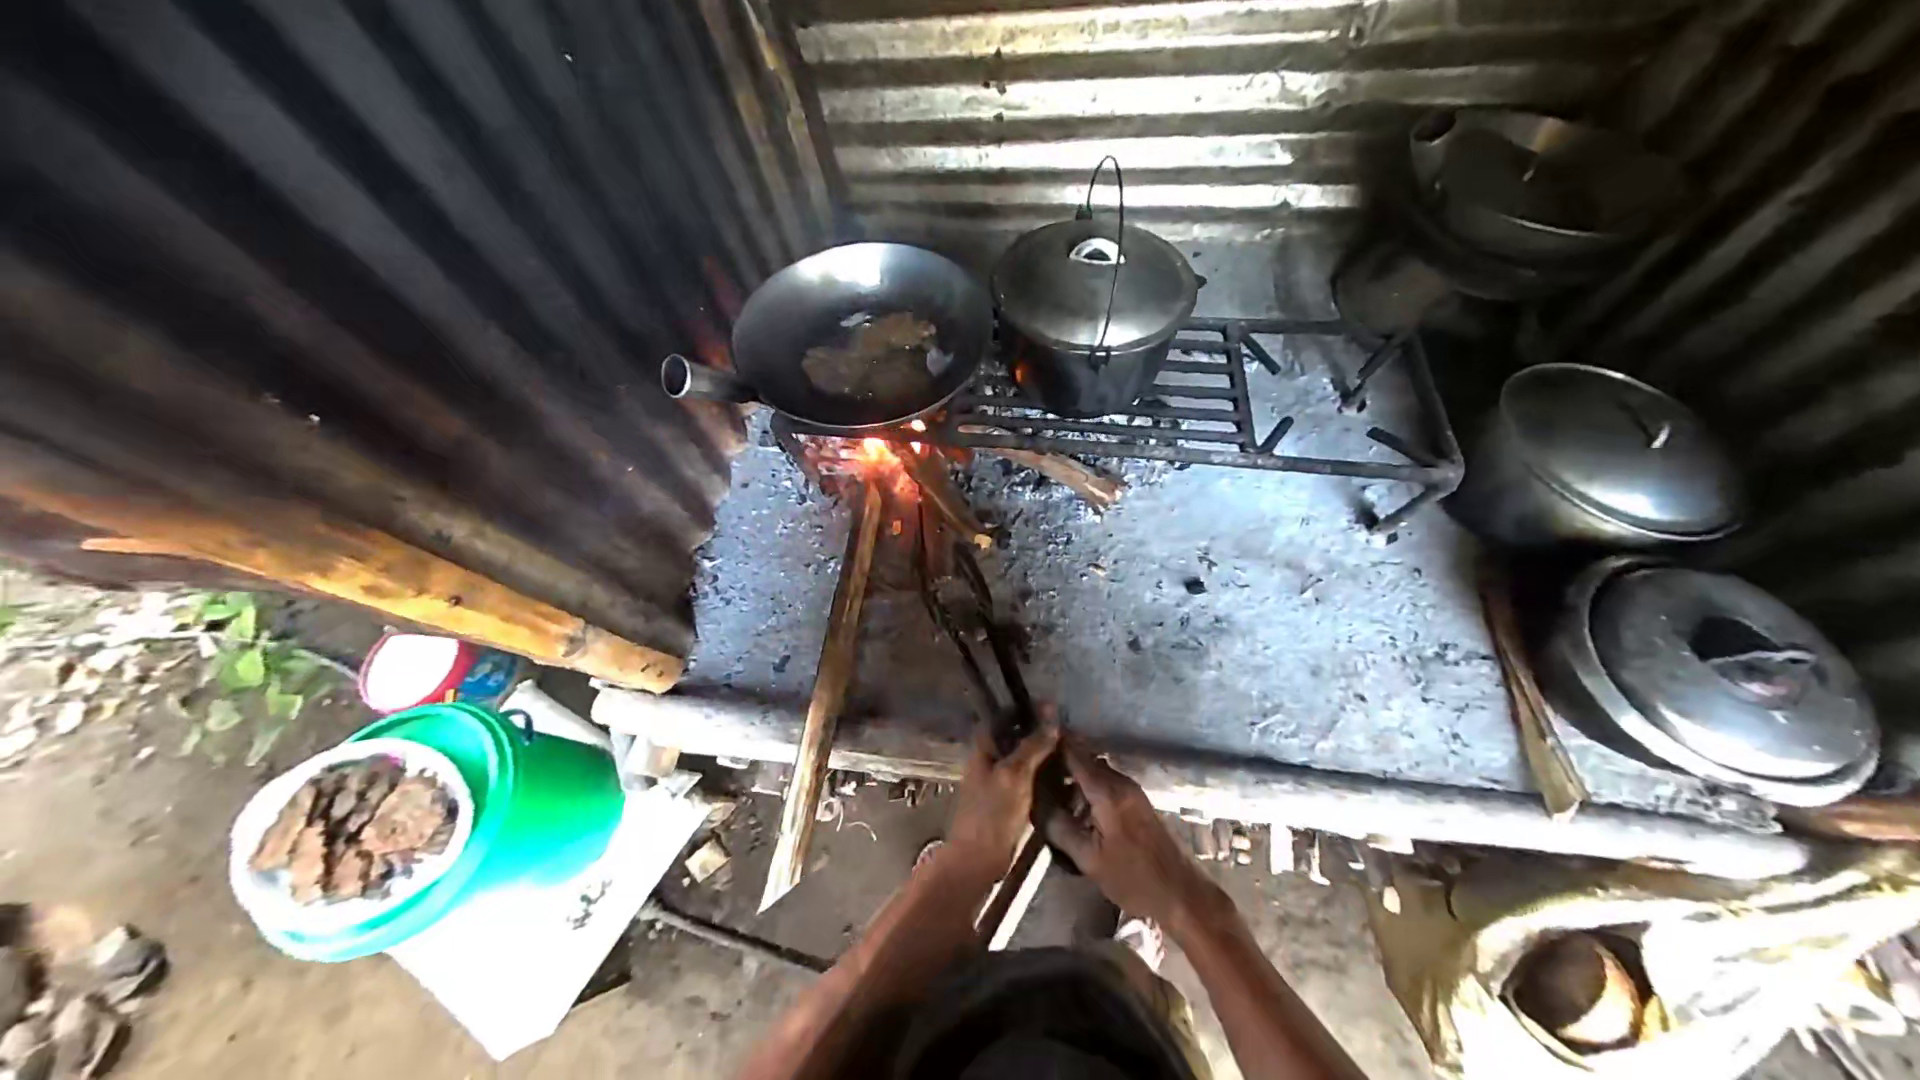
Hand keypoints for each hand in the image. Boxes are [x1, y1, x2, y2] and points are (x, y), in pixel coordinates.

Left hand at [941, 722, 1059, 883]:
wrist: (978, 860)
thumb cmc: (992, 813)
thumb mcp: (1015, 775)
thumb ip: (1032, 746)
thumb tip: (1052, 717)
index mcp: (983, 748)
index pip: (1002, 716)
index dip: (1023, 709)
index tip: (1050, 707)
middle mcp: (990, 760)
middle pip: (1015, 737)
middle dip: (1039, 732)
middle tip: (1068, 730)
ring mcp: (999, 782)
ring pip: (1024, 759)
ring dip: (1044, 755)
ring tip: (1072, 751)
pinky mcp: (1009, 801)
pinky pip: (1029, 780)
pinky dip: (1044, 776)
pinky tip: (1065, 778)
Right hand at [1043, 737, 1225, 930]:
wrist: (1182, 894)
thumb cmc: (1134, 879)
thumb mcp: (1088, 859)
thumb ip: (1059, 828)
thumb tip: (1035, 804)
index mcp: (1107, 791)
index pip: (1073, 753)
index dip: (1051, 745)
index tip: (1029, 744)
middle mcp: (1121, 782)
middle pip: (1084, 760)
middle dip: (1059, 762)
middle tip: (1033, 774)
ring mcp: (1132, 791)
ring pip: (1095, 772)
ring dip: (1073, 777)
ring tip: (1048, 792)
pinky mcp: (1137, 802)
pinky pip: (1106, 784)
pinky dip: (1087, 788)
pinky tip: (1074, 807)